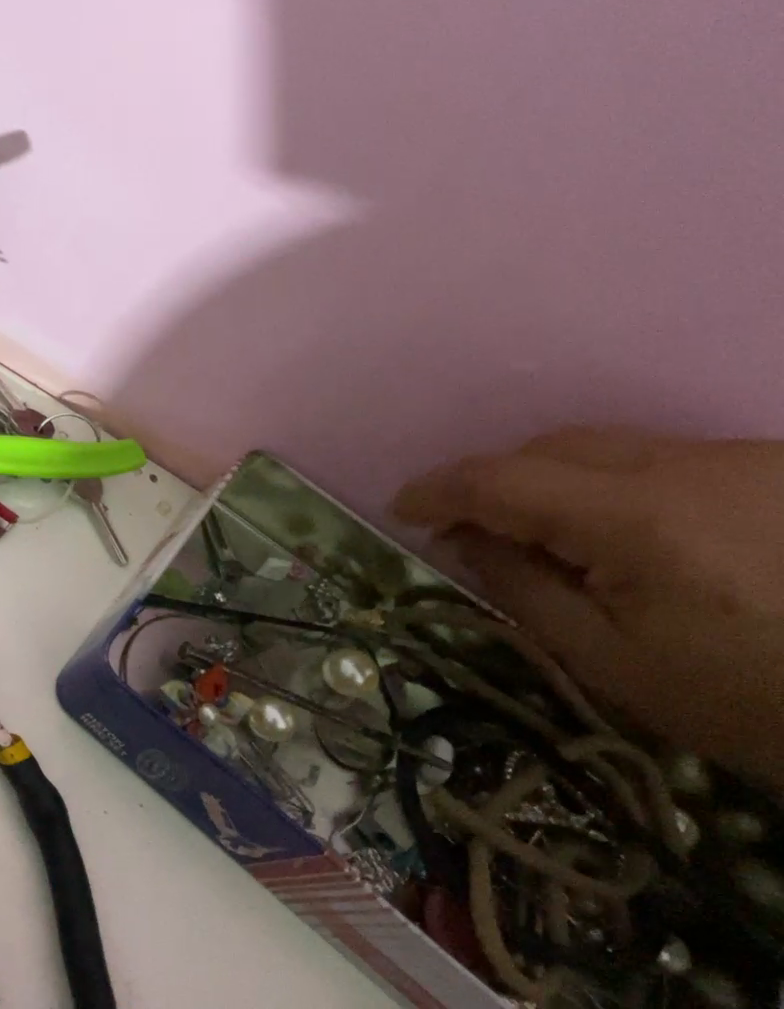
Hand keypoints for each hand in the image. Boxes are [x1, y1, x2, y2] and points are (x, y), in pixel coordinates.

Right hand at [393, 427, 783, 790]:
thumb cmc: (752, 703)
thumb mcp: (610, 662)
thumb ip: (522, 588)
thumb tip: (467, 539)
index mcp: (639, 520)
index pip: (502, 478)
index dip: (438, 490)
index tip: (401, 511)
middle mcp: (692, 467)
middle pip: (555, 446)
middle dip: (497, 480)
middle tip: (472, 532)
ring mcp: (749, 460)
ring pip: (613, 447)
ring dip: (558, 482)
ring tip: (554, 539)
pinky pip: (669, 460)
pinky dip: (619, 486)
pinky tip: (634, 537)